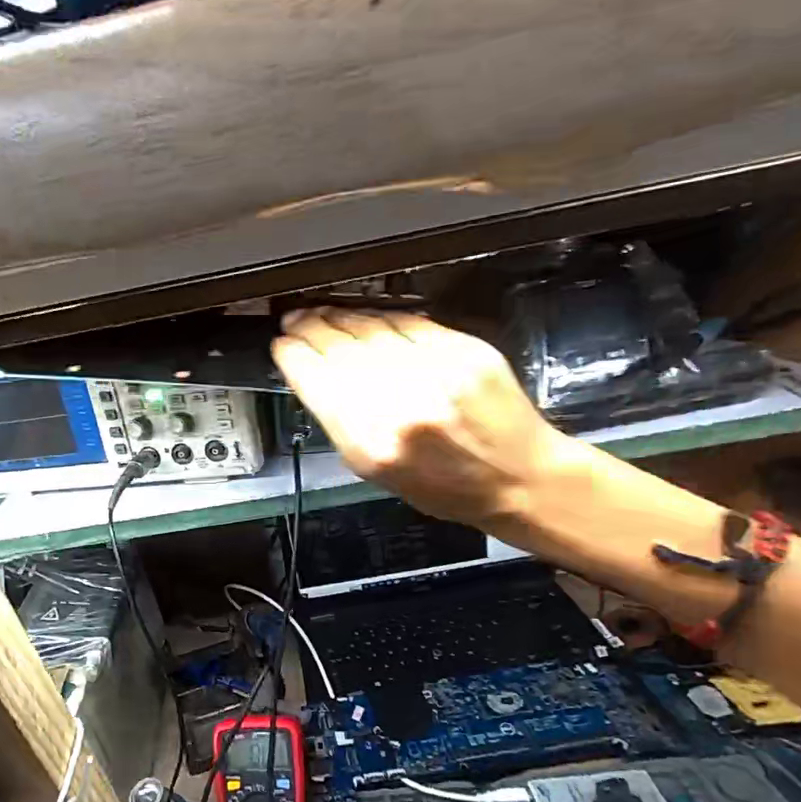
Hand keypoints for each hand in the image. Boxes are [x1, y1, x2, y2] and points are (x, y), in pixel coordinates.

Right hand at [271, 308, 568, 526]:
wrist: (517, 479)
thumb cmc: (448, 487)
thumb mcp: (378, 473)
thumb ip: (342, 423)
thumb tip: (314, 375)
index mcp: (372, 445)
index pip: (315, 380)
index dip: (292, 355)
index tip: (282, 345)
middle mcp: (401, 406)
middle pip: (339, 347)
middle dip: (311, 328)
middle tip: (298, 320)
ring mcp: (435, 373)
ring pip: (371, 328)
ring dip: (343, 317)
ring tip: (327, 315)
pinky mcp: (464, 352)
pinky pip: (409, 321)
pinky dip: (384, 316)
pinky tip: (370, 317)